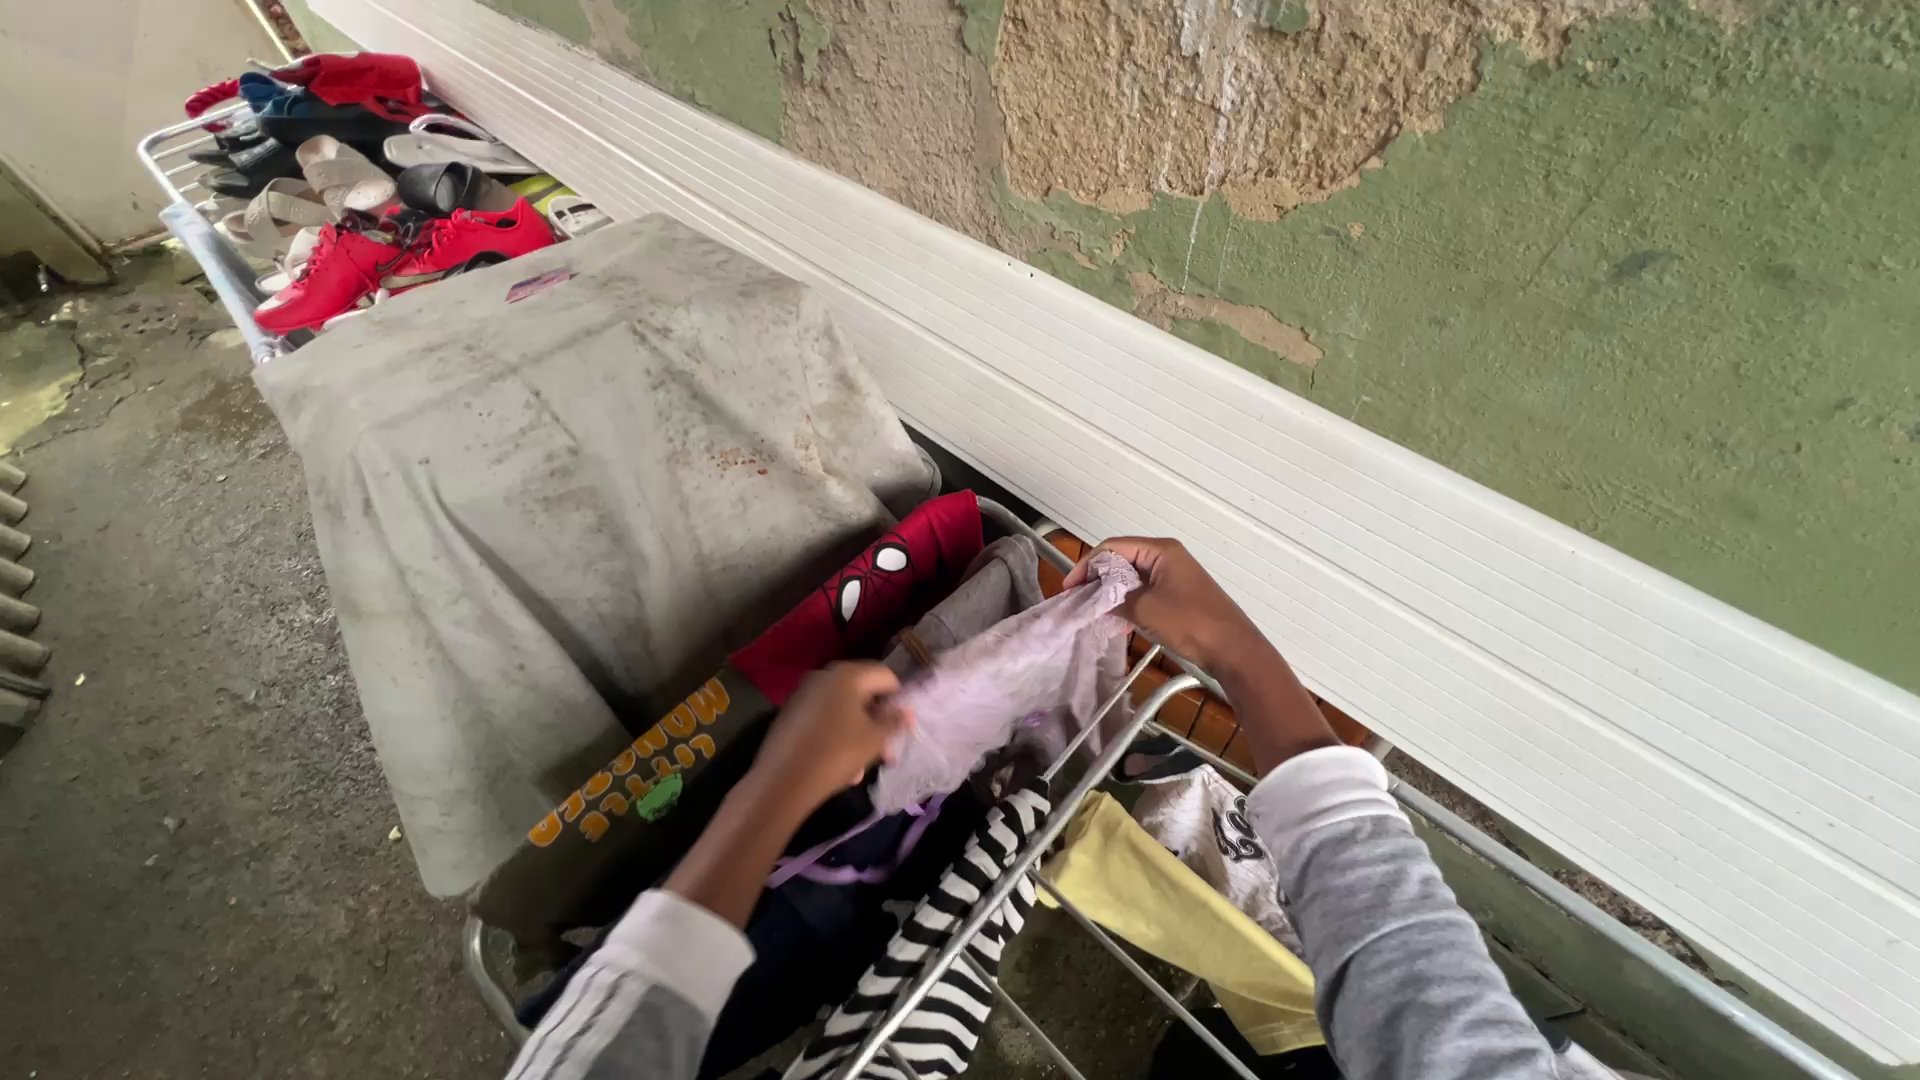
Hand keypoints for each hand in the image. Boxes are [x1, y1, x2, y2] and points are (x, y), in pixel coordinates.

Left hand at [749, 662, 912, 812]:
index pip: (885, 675)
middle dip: (877, 722)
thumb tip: (906, 710)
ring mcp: (803, 694)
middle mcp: (823, 676)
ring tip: (861, 767)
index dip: (898, 699)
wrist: (781, 782)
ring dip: (858, 733)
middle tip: (886, 751)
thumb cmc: (836, 754)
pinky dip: (836, 735)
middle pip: (862, 693)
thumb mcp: (874, 739)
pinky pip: (823, 719)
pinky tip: (839, 766)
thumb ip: (894, 721)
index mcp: (847, 675)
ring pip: (843, 710)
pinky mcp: (790, 714)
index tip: (901, 726)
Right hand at [1063, 536, 1266, 674]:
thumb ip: (1114, 599)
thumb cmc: (1190, 622)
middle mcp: (1166, 557)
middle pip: (1121, 561)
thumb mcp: (1143, 609)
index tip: (1069, 587)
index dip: (1087, 565)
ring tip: (1092, 612)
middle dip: (1097, 579)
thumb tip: (1093, 599)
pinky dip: (1127, 604)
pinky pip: (1143, 593)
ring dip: (1111, 594)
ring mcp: (1172, 577)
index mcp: (1160, 551)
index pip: (1113, 547)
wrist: (1233, 649)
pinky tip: (1116, 623)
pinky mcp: (1176, 596)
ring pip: (1131, 579)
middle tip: (1077, 599)